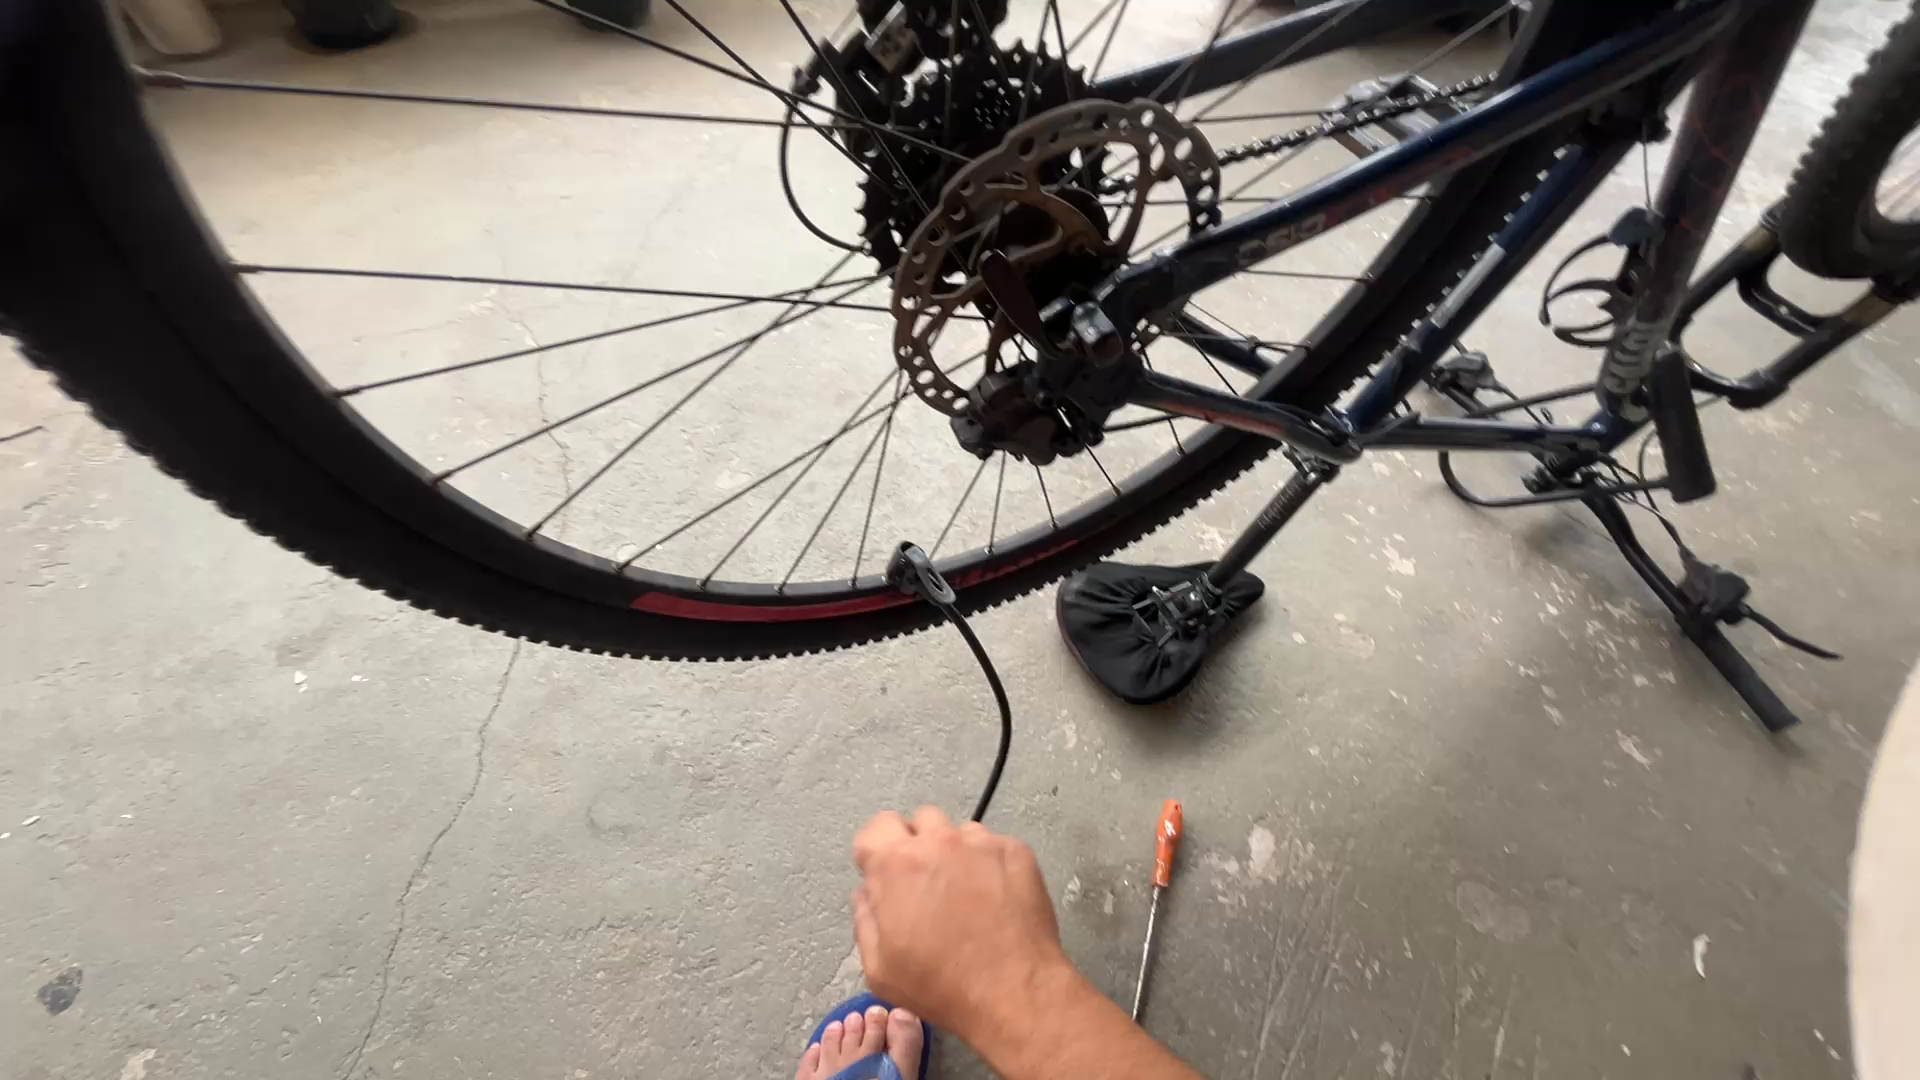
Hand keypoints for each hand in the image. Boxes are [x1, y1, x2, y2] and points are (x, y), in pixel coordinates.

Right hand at [851, 806, 1073, 1039]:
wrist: (1013, 991)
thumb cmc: (941, 985)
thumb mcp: (880, 969)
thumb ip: (864, 920)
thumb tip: (867, 893)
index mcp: (896, 863)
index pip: (876, 827)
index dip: (877, 850)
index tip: (885, 872)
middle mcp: (937, 840)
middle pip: (920, 821)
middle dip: (918, 844)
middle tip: (927, 882)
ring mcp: (979, 841)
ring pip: (959, 831)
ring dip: (956, 853)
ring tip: (967, 892)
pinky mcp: (1014, 849)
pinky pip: (993, 844)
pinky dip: (990, 863)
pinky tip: (996, 897)